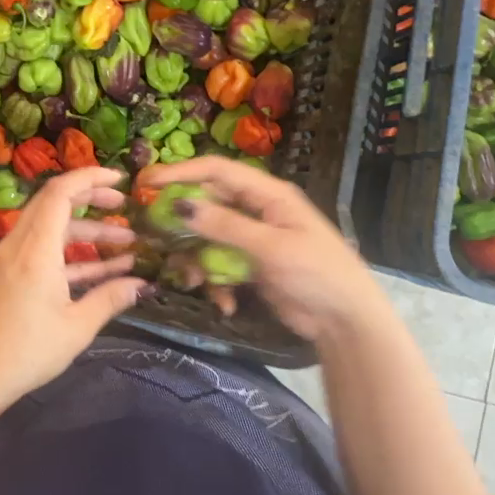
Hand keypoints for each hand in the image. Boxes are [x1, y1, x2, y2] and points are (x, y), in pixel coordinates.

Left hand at [0, 167, 144, 415]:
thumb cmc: (29, 351)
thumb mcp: (78, 326)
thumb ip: (110, 298)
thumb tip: (143, 284)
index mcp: (36, 250)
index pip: (60, 194)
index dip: (89, 178)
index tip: (120, 180)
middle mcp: (21, 244)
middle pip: (54, 203)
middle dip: (91, 199)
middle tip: (123, 205)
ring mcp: (13, 258)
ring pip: (52, 227)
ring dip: (87, 231)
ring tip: (127, 242)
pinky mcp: (13, 273)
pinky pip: (46, 249)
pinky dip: (75, 254)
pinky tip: (109, 269)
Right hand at [138, 156, 386, 341]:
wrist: (346, 323)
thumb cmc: (317, 274)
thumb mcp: (269, 248)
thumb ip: (224, 225)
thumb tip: (181, 204)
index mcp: (268, 195)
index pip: (217, 171)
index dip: (181, 172)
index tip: (148, 182)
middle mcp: (258, 211)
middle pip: (208, 205)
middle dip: (184, 224)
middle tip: (158, 237)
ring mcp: (253, 240)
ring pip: (208, 239)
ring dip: (198, 261)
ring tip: (195, 282)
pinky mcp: (251, 267)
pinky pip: (220, 266)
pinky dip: (217, 283)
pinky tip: (225, 302)